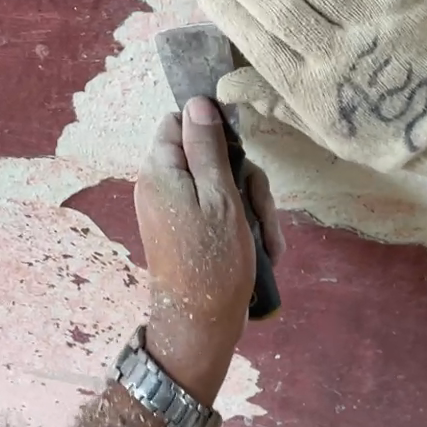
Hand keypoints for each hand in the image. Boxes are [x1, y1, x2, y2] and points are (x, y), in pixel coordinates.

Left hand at [134, 97, 282, 404]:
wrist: (200, 326)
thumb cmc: (212, 261)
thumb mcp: (219, 196)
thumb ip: (207, 147)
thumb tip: (196, 101)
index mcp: (160, 168)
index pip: (179, 122)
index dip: (211, 130)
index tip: (238, 152)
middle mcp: (159, 182)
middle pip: (206, 155)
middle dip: (242, 179)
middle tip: (261, 211)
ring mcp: (171, 206)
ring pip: (218, 184)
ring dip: (249, 208)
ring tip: (267, 242)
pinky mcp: (184, 227)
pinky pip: (213, 209)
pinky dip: (238, 225)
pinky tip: (261, 250)